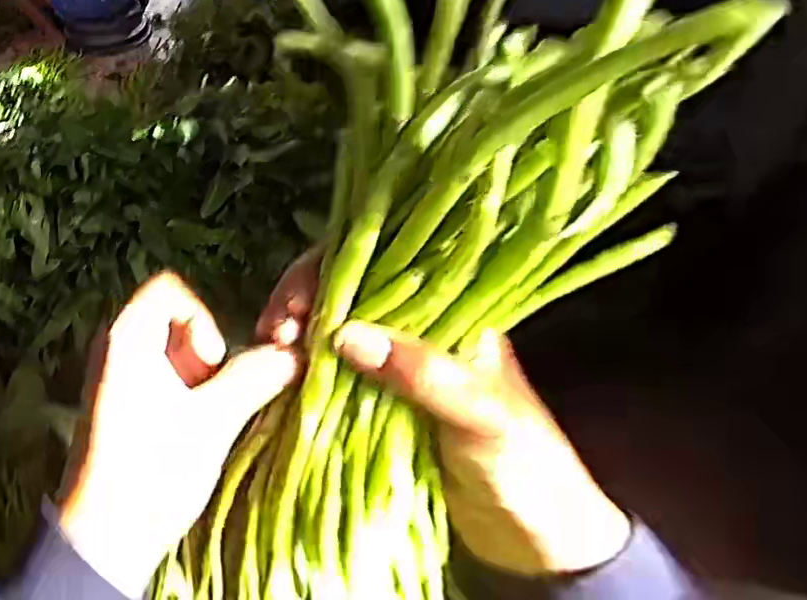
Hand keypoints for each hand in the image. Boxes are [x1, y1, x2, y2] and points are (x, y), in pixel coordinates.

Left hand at [58, 273, 300, 595]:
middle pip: (171, 316)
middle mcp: (114, 340)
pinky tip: (189, 425)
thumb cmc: (153, 467)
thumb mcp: (212, 422)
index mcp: (126, 333)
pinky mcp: (118, 394)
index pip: (169, 287)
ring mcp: (113, 367)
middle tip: (209, 393)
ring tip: (201, 415)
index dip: (200, 316)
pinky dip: (181, 387)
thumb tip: (295, 355)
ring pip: (168, 347)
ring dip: (195, 374)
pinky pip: (156, 369)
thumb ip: (253, 379)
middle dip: (202, 350)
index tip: (211, 361)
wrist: (104, 530)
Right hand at [259, 258, 632, 577]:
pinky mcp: (365, 392)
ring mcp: (384, 357)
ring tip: (269, 350)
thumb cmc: (528, 469)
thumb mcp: (486, 417)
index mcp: (444, 308)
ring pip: (324, 322)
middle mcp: (407, 322)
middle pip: (337, 287)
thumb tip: (345, 335)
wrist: (537, 544)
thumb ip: (425, 374)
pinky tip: (274, 370)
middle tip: (276, 331)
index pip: (373, 261)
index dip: (326, 271)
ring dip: (291, 330)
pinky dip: (293, 362)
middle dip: (299, 301)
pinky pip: (320, 363)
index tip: (299, 303)